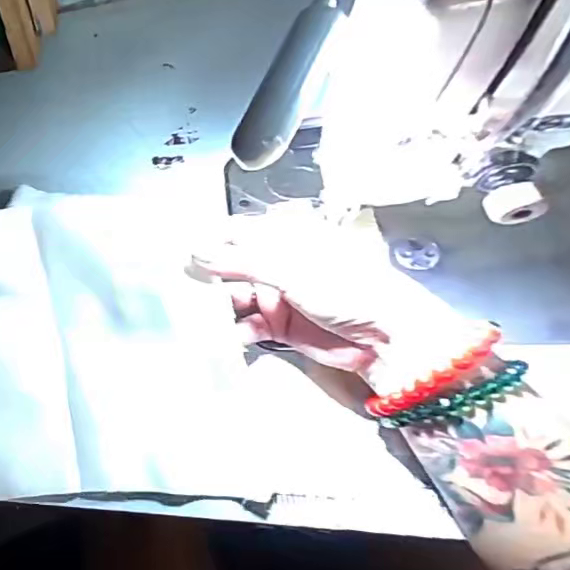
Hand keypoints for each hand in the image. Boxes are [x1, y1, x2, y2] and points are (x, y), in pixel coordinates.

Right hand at [190, 216, 471, 393]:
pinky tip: (229, 334)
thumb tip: (199, 252)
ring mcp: (278, 296)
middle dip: (208, 278)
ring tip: (201, 315)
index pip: (238, 232)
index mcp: (286, 237)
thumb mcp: (292, 268)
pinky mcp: (280, 326)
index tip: (182, 253)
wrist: (387, 338)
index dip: (209, 241)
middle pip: (231, 267)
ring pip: (235, 298)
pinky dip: (236, 330)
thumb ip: (242, 261)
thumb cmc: (352, 290)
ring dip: (219, 307)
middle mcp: (279, 264)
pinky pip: (248, 326)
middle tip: (183, 288)